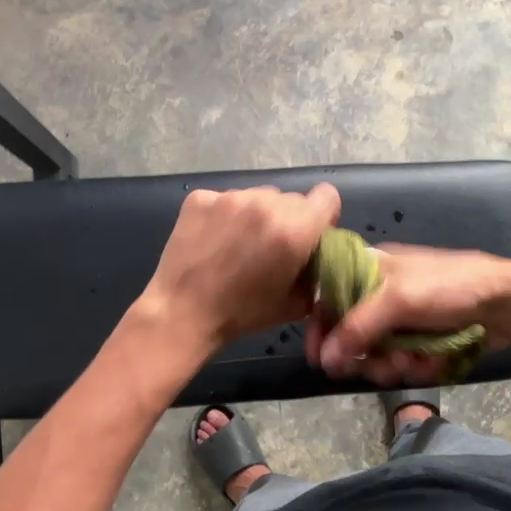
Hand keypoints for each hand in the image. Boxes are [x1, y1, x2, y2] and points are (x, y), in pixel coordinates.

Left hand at [140, 183, 341, 347]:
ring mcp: (230, 197)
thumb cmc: (243, 313)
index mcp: (294, 229)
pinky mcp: (200, 197)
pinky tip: (215, 241)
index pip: (327, 197)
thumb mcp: (296, 303)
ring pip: (258, 196)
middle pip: (291, 199)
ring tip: (238, 245)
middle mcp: (265, 203)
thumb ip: (315, 272)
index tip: (310, 235)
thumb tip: (315, 256)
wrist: (183, 312)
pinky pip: (227, 200)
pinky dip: (226, 216)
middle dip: (288, 220)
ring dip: (256, 216)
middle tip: (271, 248)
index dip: (322, 216)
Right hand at [305, 244, 510, 384]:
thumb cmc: (451, 287)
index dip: (321, 328)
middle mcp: (381, 293)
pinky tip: (433, 361)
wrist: (508, 303)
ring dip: (394, 364)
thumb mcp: (399, 300)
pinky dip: (417, 366)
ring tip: (415, 361)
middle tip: (384, 364)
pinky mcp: (423, 339)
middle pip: (351, 335)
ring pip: (377, 354)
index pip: (328, 298)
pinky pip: (404, 361)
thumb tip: (325, 359)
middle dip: (367, 356)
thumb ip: (358, 327)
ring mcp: (403, 319)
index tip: (320, 358)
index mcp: (370, 269)